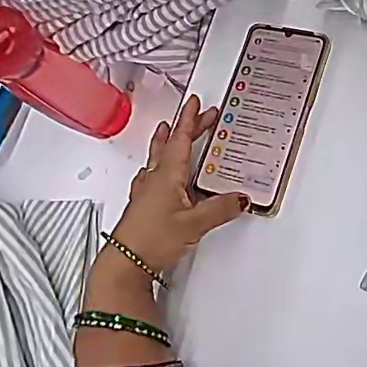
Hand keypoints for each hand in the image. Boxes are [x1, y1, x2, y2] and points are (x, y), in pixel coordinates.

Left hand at [107, 95, 246, 274]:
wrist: (126, 262)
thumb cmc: (151, 239)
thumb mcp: (194, 224)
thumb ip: (220, 209)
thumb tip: (240, 198)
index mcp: (167, 175)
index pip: (181, 139)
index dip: (190, 120)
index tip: (195, 104)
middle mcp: (154, 179)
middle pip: (171, 144)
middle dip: (187, 128)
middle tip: (201, 116)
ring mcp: (146, 191)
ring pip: (157, 157)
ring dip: (165, 142)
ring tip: (167, 131)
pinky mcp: (142, 205)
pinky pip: (151, 175)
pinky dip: (158, 166)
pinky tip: (156, 173)